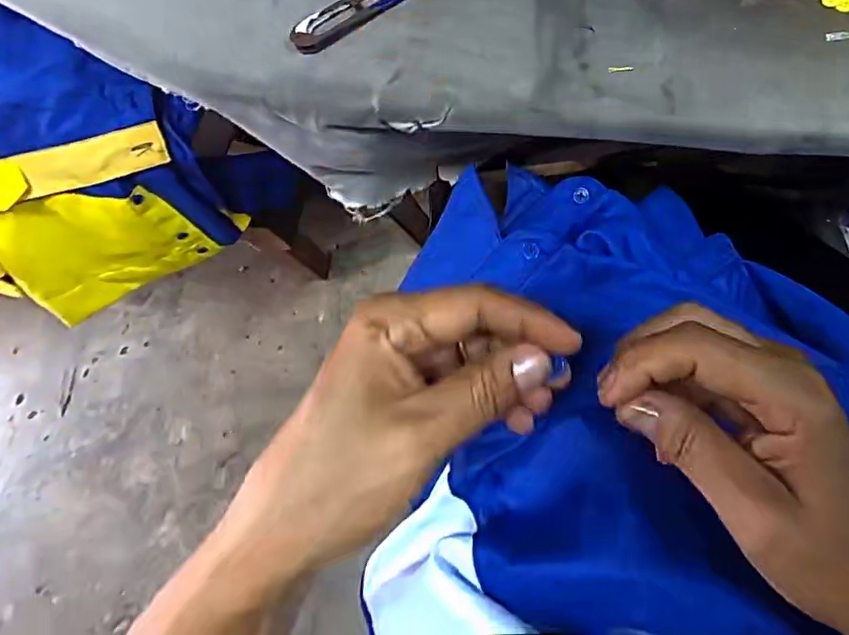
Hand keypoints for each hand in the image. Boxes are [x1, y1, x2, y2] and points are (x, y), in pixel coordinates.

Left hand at [134, 287, 581, 634]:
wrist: (275, 545)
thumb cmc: (343, 479)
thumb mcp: (422, 432)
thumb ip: (486, 389)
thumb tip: (545, 359)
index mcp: (393, 321)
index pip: (478, 304)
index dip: (530, 321)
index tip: (573, 346)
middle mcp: (399, 327)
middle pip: (480, 327)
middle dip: (521, 355)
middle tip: (558, 387)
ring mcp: (403, 357)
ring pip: (476, 354)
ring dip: (510, 380)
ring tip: (539, 410)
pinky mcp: (407, 387)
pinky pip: (462, 380)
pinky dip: (490, 397)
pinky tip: (514, 419)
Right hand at [597, 304, 848, 634]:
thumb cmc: (825, 557)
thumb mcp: (754, 516)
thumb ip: (694, 449)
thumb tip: (632, 401)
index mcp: (788, 387)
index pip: (701, 344)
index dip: (645, 360)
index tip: (603, 401)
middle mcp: (784, 363)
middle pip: (701, 323)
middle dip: (646, 348)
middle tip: (606, 397)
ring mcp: (781, 373)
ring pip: (705, 336)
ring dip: (658, 359)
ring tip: (622, 405)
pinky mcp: (774, 391)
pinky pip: (716, 366)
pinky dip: (678, 379)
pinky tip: (657, 415)